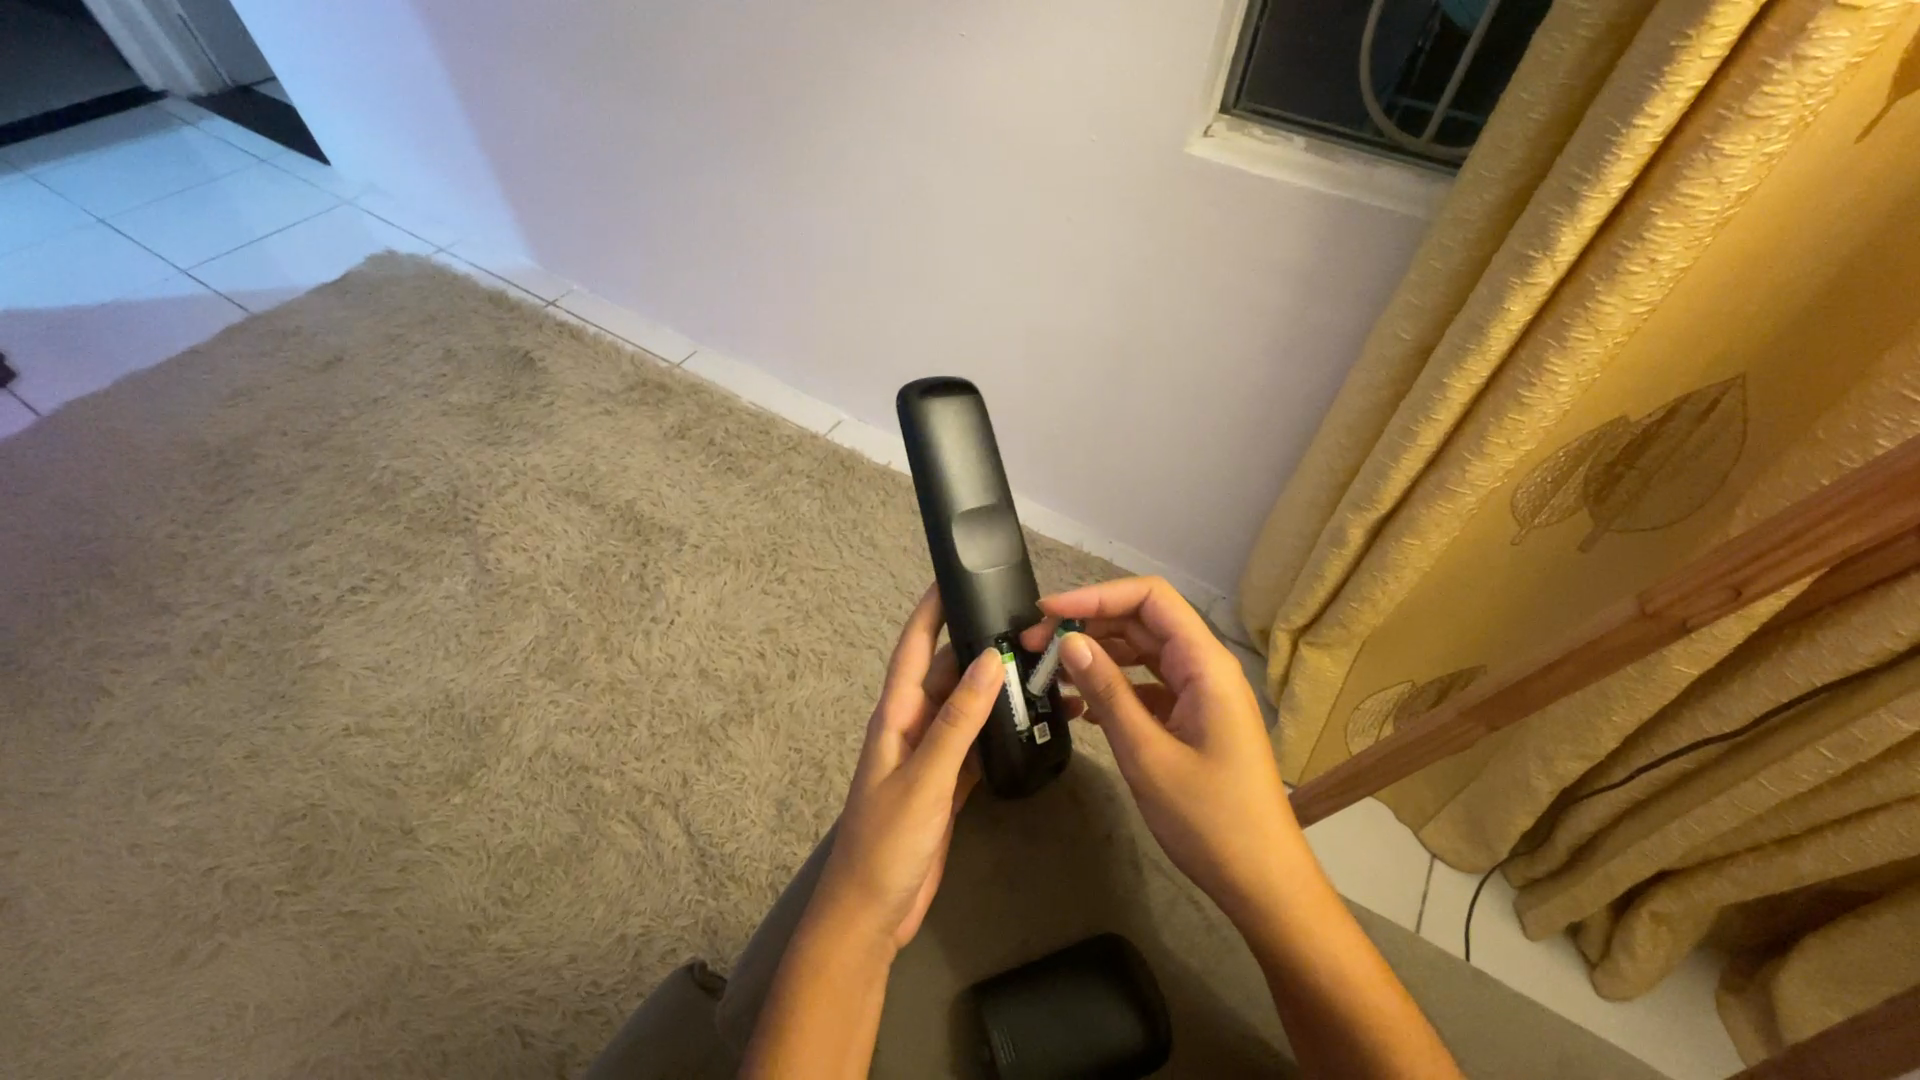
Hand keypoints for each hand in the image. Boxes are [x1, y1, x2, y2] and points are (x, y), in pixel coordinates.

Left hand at [813, 585, 1002, 951]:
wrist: (873, 914)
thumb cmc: (887, 842)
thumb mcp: (925, 777)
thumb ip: (958, 720)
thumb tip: (990, 659)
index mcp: (896, 717)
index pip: (915, 650)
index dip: (930, 612)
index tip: (954, 577)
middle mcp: (913, 728)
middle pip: (948, 675)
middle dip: (977, 646)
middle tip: (1023, 623)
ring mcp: (931, 758)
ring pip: (966, 710)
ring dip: (994, 689)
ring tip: (1037, 666)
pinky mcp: (948, 785)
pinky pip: (976, 746)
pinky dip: (999, 732)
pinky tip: (1028, 722)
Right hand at [1021, 576, 1300, 925]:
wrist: (1262, 880)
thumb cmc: (1209, 819)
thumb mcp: (1147, 754)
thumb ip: (1108, 692)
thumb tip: (1068, 642)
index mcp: (1205, 665)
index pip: (1150, 598)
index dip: (1096, 595)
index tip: (1047, 612)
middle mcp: (1206, 669)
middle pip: (1143, 622)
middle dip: (1088, 625)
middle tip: (1035, 645)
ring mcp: (1201, 695)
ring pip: (1143, 654)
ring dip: (1097, 656)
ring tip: (1049, 672)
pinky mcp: (1193, 720)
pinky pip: (1148, 687)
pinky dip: (1114, 689)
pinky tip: (1081, 708)